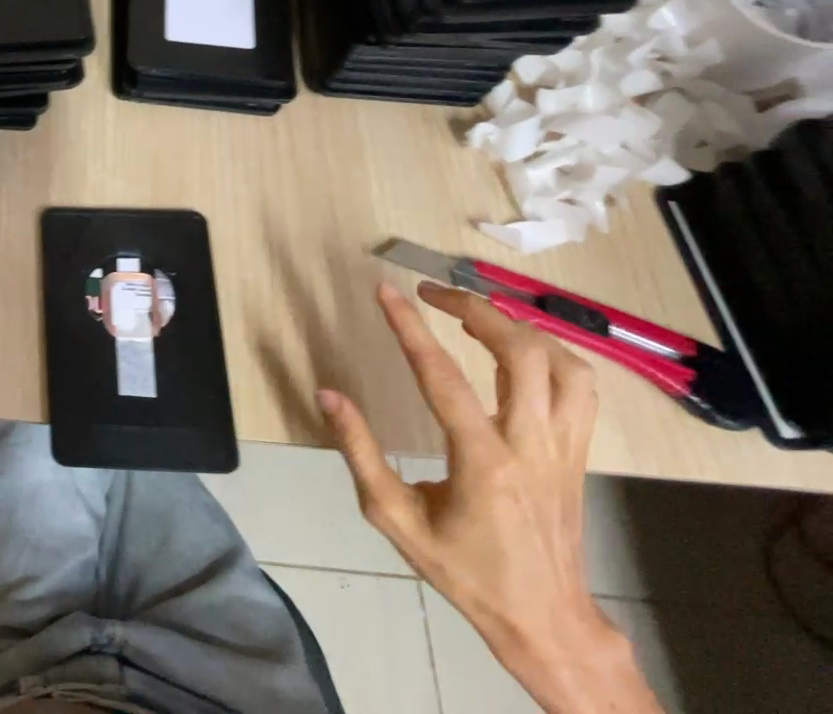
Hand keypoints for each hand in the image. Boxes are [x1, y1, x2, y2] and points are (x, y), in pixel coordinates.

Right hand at [319, 282, 659, 713]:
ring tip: (477, 315)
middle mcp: (532, 444)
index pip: (442, 376)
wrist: (544, 618)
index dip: (409, 327)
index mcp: (482, 460)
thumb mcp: (393, 517)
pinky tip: (520, 352)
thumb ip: (360, 452)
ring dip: (518, 327)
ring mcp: (565, 447)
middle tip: (432, 294)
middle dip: (475, 309)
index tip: (385, 291)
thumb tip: (329, 395)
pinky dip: (551, 354)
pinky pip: (580, 387)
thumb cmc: (462, 569)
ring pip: (564, 363)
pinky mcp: (580, 453)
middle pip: (521, 353)